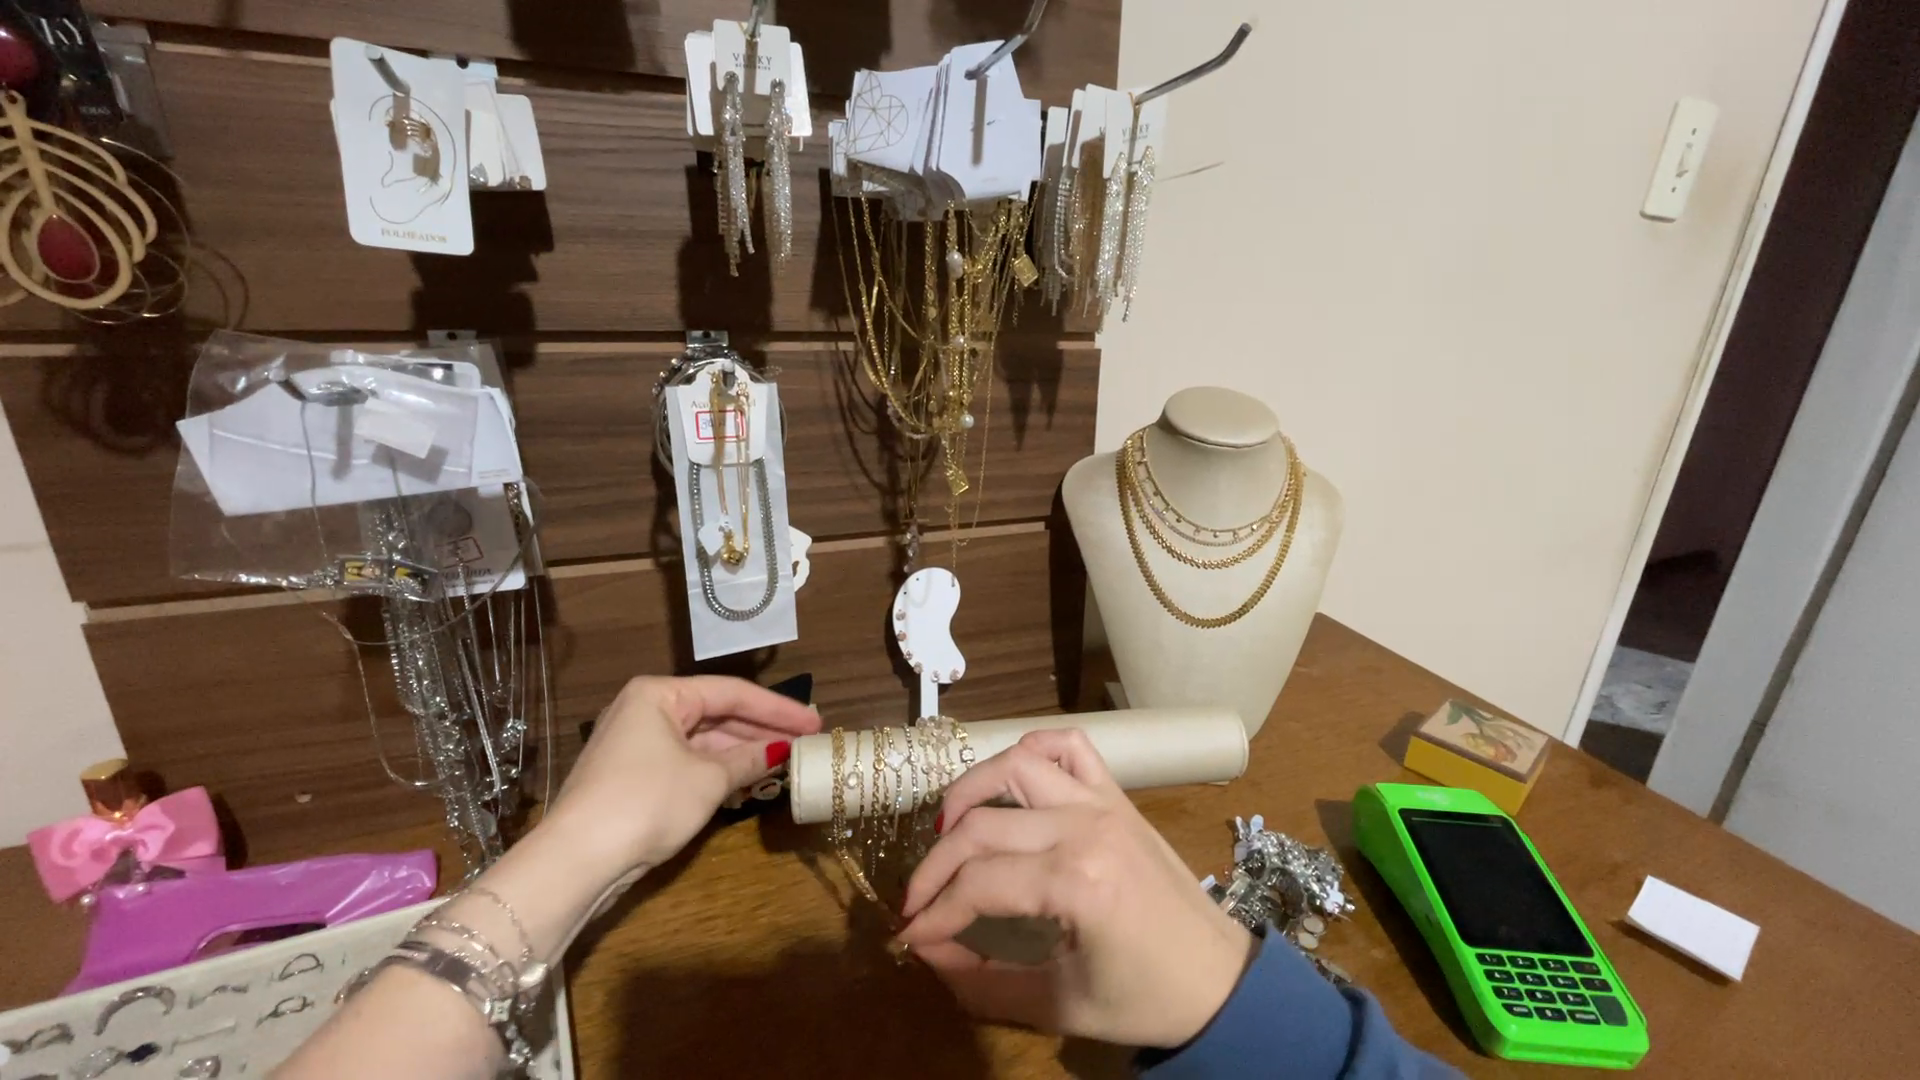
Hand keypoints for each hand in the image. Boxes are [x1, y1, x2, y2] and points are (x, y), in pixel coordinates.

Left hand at [544, 675, 819, 883]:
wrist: (577, 860)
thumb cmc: (647, 802)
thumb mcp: (707, 779)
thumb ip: (749, 759)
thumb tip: (782, 750)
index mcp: (660, 693)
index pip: (733, 693)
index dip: (779, 709)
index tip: (816, 722)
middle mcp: (646, 709)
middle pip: (718, 714)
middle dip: (762, 730)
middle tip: (806, 741)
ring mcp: (638, 743)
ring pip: (704, 739)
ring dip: (744, 751)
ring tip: (787, 760)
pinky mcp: (636, 774)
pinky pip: (689, 760)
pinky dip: (720, 768)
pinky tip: (751, 778)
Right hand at [897, 729, 1254, 1048]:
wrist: (1220, 980)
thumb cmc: (1144, 999)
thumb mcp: (1058, 1005)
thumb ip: (981, 982)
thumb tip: (924, 949)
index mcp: (1076, 884)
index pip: (977, 884)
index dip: (933, 911)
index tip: (907, 936)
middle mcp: (1084, 827)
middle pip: (982, 825)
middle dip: (936, 865)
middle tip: (918, 899)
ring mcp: (1103, 801)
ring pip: (1016, 765)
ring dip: (971, 791)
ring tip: (949, 829)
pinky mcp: (1117, 793)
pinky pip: (1070, 746)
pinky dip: (1033, 750)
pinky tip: (1012, 782)